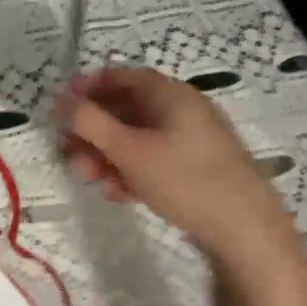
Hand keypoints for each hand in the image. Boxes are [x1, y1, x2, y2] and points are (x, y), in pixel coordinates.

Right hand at [57, 66, 290, 256]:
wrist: (246, 229)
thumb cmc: (183, 179)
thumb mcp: (128, 150)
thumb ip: (89, 122)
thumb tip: (61, 100)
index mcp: (170, 94)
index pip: (120, 76)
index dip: (86, 87)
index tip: (60, 108)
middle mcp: (182, 110)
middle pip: (124, 109)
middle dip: (91, 130)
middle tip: (66, 151)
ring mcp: (191, 139)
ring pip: (135, 137)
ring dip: (105, 155)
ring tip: (89, 179)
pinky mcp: (195, 166)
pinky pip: (152, 158)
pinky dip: (129, 170)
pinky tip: (118, 193)